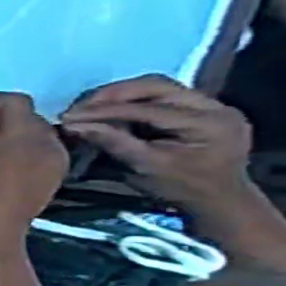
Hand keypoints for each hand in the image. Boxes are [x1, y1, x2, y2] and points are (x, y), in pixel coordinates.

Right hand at [59, 75, 253, 211]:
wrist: (218, 199)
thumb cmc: (182, 187)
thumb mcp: (145, 166)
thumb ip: (112, 142)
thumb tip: (72, 125)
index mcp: (208, 122)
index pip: (147, 108)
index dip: (103, 110)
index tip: (67, 117)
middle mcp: (215, 106)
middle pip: (155, 86)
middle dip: (112, 94)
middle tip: (79, 108)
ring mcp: (210, 105)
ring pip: (156, 86)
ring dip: (119, 95)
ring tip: (90, 108)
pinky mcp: (201, 108)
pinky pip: (161, 95)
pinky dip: (131, 100)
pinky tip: (111, 111)